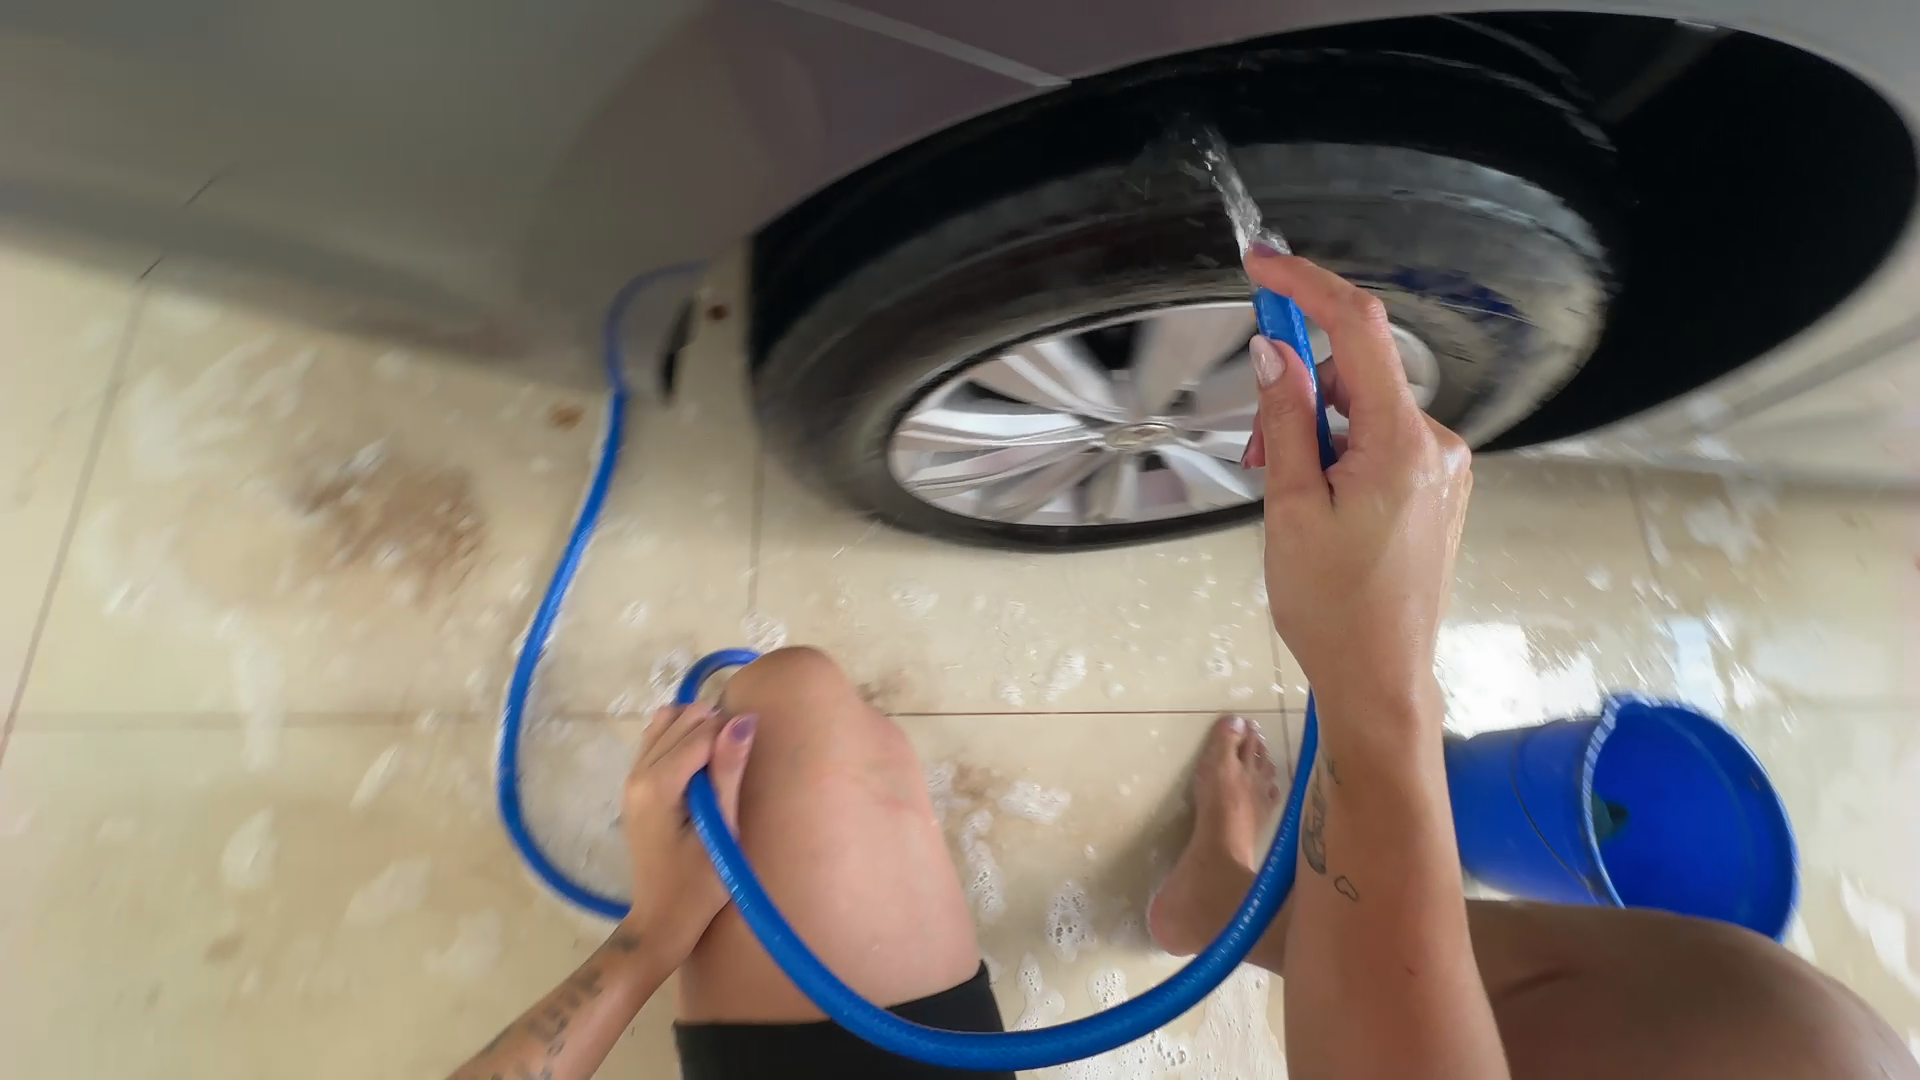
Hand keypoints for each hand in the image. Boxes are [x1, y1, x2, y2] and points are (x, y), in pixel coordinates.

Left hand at [619, 703, 756, 962]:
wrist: (662, 920)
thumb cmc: (699, 883)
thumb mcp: (723, 828)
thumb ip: (729, 771)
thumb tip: (743, 720)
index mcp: (657, 785)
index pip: (701, 730)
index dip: (731, 735)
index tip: (748, 758)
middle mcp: (637, 773)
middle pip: (683, 718)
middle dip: (714, 727)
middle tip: (736, 763)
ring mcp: (632, 777)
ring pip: (667, 720)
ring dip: (697, 728)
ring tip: (720, 760)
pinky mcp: (636, 784)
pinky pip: (658, 737)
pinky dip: (682, 736)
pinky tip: (700, 763)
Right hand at [1242, 252, 1471, 727]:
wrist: (1380, 672)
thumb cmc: (1330, 603)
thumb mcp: (1292, 508)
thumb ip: (1286, 423)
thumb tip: (1275, 355)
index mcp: (1402, 443)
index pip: (1357, 331)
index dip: (1306, 287)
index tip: (1261, 263)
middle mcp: (1435, 444)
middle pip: (1356, 374)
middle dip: (1296, 394)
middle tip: (1256, 452)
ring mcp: (1440, 467)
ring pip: (1364, 411)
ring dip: (1313, 429)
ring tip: (1283, 488)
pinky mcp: (1434, 487)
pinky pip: (1378, 441)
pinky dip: (1337, 449)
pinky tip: (1315, 493)